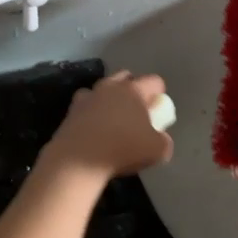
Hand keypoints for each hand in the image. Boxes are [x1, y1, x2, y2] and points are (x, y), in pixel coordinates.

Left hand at [40, 71, 173, 181]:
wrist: (79, 159)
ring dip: (110, 97)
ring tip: (112, 117)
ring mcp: (89, 95)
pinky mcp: (72, 108)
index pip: (154, 81)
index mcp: (134, 90)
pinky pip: (86, 103)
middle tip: (136, 110)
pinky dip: (91, 110)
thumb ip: (164, 141)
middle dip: (133, 88)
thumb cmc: (122, 149)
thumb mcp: (157, 151)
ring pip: (103, 87)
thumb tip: (162, 138)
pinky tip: (93, 125)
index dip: (159, 93)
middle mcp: (111, 86)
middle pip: (126, 77)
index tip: (157, 109)